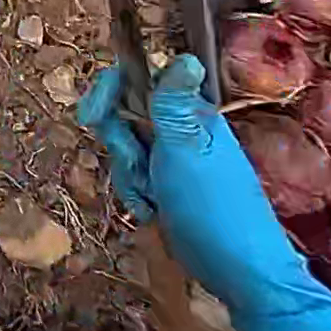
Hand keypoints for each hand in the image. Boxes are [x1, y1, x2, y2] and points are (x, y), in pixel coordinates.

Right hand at [77, 54, 330, 330]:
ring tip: (152, 198)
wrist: (240, 274)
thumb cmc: (214, 206)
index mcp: (186, 109)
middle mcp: (176, 125)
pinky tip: (152, 211)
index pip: (134, 78)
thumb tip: (188, 56)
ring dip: (128, 175)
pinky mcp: (162, 182)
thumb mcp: (185, 150)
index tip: (90, 117)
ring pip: (122, 147)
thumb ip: (173, 103)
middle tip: (137, 168)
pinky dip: (134, 193)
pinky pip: (129, 175)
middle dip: (120, 145)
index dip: (107, 92)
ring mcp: (169, 155)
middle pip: (121, 114)